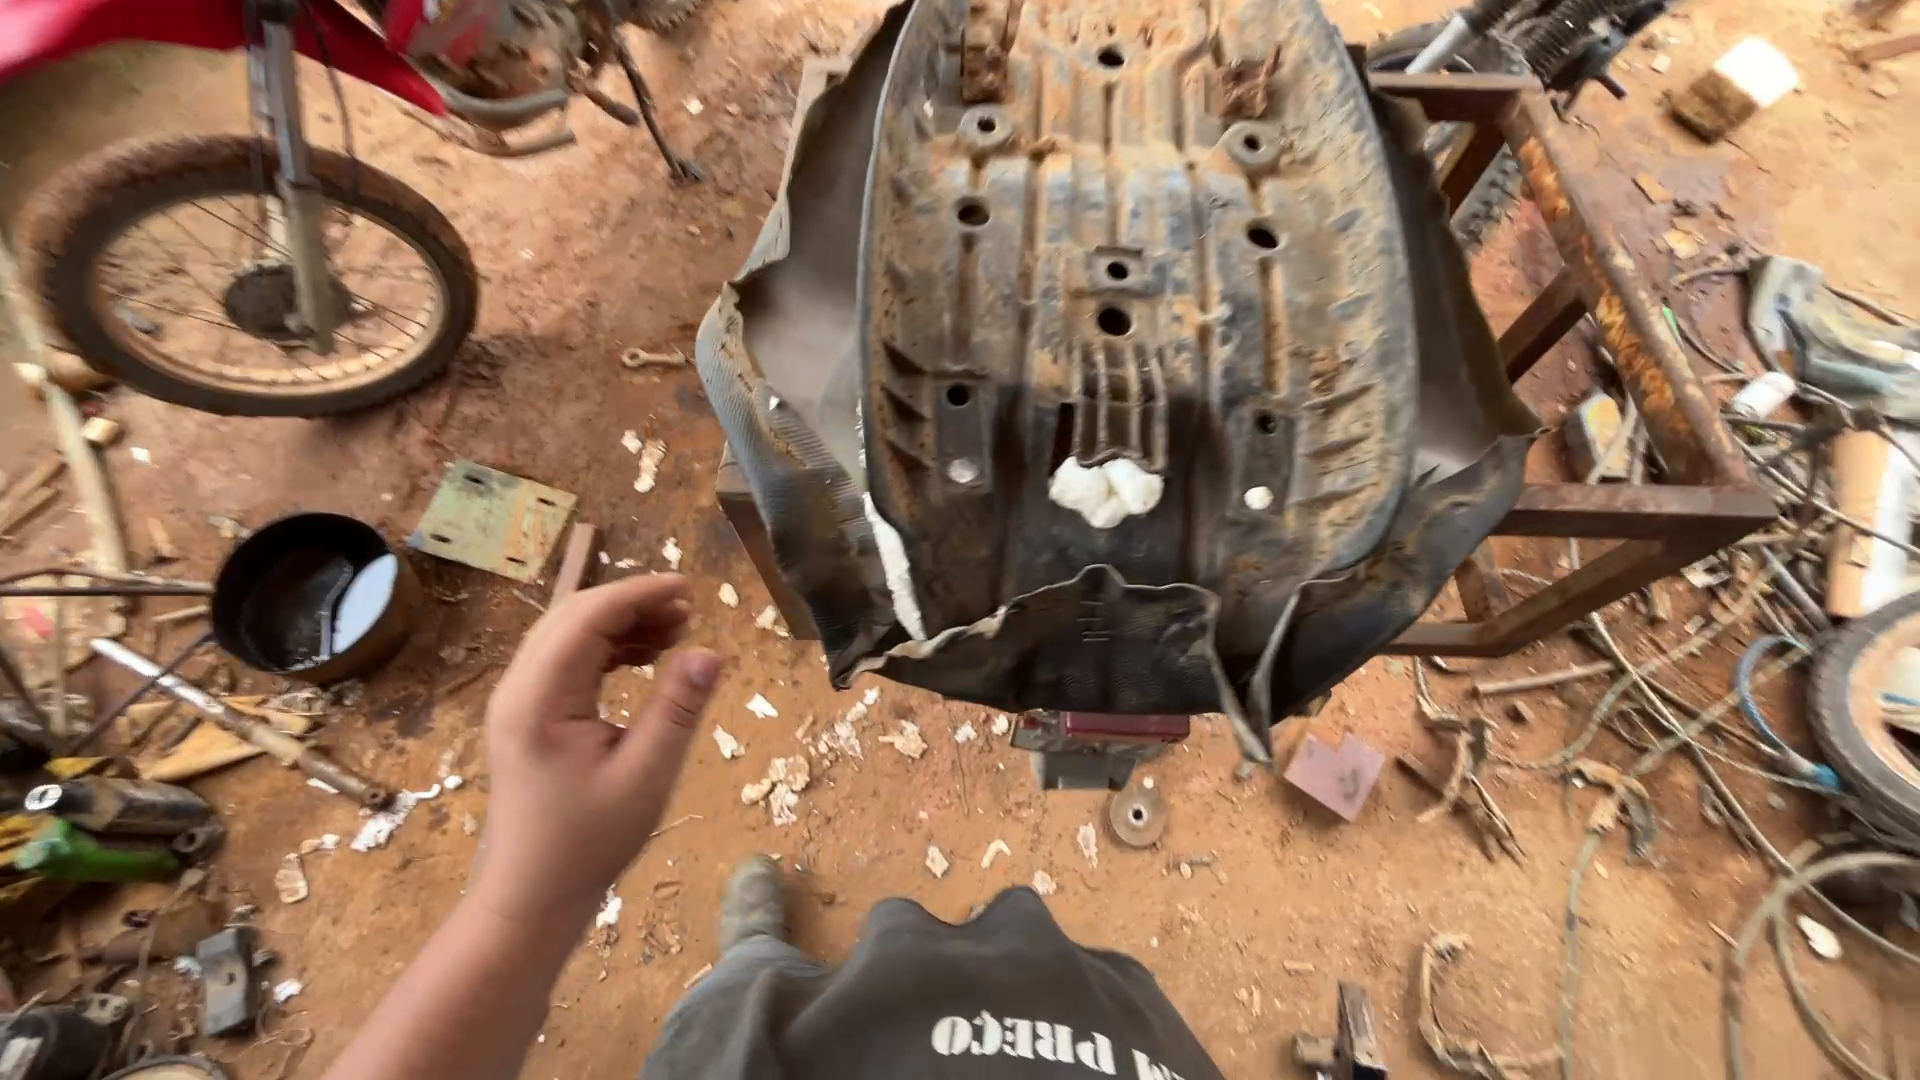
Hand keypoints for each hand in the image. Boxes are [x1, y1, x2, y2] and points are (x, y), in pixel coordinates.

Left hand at [472, 574, 721, 924]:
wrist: (531, 895)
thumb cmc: (589, 840)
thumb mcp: (646, 774)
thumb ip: (677, 709)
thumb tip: (711, 652)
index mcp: (539, 699)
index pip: (586, 619)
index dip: (638, 594)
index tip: (688, 589)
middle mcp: (520, 689)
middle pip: (573, 617)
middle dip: (633, 603)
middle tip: (688, 608)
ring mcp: (521, 702)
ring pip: (571, 635)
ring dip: (623, 624)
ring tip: (678, 630)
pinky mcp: (532, 715)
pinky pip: (571, 661)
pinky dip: (611, 649)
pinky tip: (649, 657)